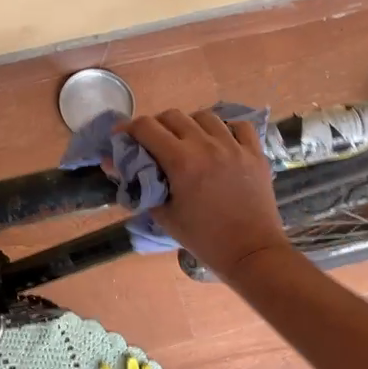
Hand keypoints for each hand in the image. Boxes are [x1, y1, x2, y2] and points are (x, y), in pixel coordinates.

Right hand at [125, 109, 288, 280]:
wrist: (251, 252)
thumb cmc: (203, 238)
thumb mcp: (164, 214)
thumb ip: (139, 185)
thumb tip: (113, 164)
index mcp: (181, 161)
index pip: (146, 127)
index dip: (128, 128)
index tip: (122, 135)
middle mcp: (206, 145)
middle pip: (173, 116)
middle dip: (156, 125)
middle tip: (153, 142)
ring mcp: (234, 146)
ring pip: (205, 116)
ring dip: (189, 125)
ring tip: (187, 141)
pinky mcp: (255, 153)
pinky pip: (240, 126)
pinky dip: (227, 128)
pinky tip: (221, 142)